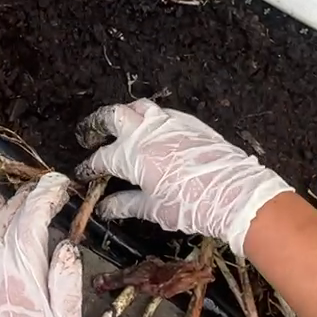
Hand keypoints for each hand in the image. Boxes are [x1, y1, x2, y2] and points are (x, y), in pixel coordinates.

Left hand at [0, 174, 82, 316]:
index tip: (60, 185)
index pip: (33, 217)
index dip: (47, 195)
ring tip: (26, 194)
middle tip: (49, 189)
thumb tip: (67, 246)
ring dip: (11, 204)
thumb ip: (67, 280)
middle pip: (14, 215)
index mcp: (23, 268)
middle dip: (32, 196)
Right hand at [76, 99, 293, 254]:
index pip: (101, 158)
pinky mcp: (187, 122)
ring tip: (120, 126)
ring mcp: (166, 123)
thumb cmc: (189, 203)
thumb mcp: (153, 208)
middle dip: (96, 124)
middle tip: (90, 136)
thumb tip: (105, 207)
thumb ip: (125, 204)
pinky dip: (151, 118)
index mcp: (130, 155)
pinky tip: (154, 129)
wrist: (233, 193)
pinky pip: (162, 112)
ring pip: (137, 107)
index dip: (89, 166)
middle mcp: (144, 132)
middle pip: (112, 116)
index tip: (84, 173)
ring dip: (124, 114)